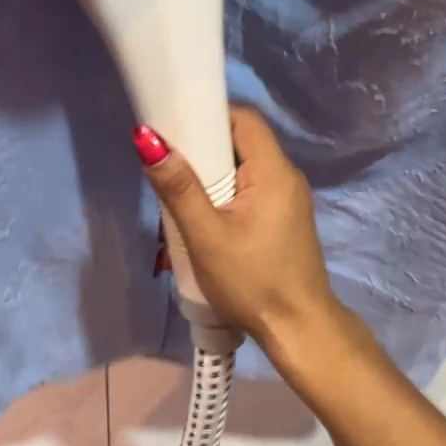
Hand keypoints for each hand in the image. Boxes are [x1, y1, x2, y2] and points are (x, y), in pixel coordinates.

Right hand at [137, 106, 364, 380]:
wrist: (297, 330)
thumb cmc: (252, 281)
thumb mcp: (206, 236)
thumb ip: (178, 188)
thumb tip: (148, 139)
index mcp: (274, 172)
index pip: (243, 119)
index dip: (208, 115)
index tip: (174, 126)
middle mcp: (286, 177)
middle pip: (240, 142)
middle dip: (202, 149)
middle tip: (169, 168)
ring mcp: (286, 200)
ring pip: (241, 169)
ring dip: (209, 176)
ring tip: (178, 198)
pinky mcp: (281, 220)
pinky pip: (247, 190)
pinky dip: (221, 195)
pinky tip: (201, 219)